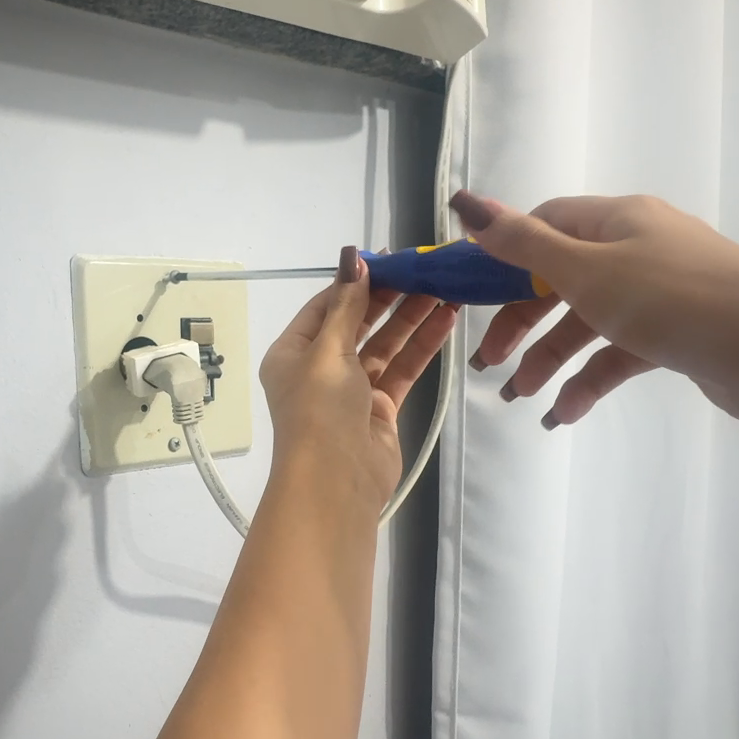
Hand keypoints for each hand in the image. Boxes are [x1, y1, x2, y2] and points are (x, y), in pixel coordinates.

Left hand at [260, 246, 458, 506]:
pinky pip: (400, 369)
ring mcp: (350, 390)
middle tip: (424, 269)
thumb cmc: (320, 409)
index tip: (388, 258)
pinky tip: (446, 319)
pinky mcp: (378, 408)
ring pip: (383, 345)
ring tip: (445, 288)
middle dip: (389, 297)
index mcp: (291, 353)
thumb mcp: (327, 351)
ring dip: (411, 318)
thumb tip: (352, 257)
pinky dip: (421, 346)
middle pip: (356, 324)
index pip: (324, 307)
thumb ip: (346, 306)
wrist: (335, 481)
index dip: (355, 282)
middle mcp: (318, 368)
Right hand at [454, 191, 738, 428]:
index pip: (545, 225)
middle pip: (558, 280)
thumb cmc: (669, 298)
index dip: (504, 255)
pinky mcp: (675, 336)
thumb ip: (519, 243)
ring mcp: (658, 294)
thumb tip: (464, 201)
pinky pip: (617, 353)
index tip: (472, 292)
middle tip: (488, 360)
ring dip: (548, 359)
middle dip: (519, 322)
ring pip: (585, 322)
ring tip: (519, 397)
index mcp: (615, 221)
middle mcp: (636, 250)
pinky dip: (587, 381)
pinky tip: (563, 414)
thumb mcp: (582, 268)